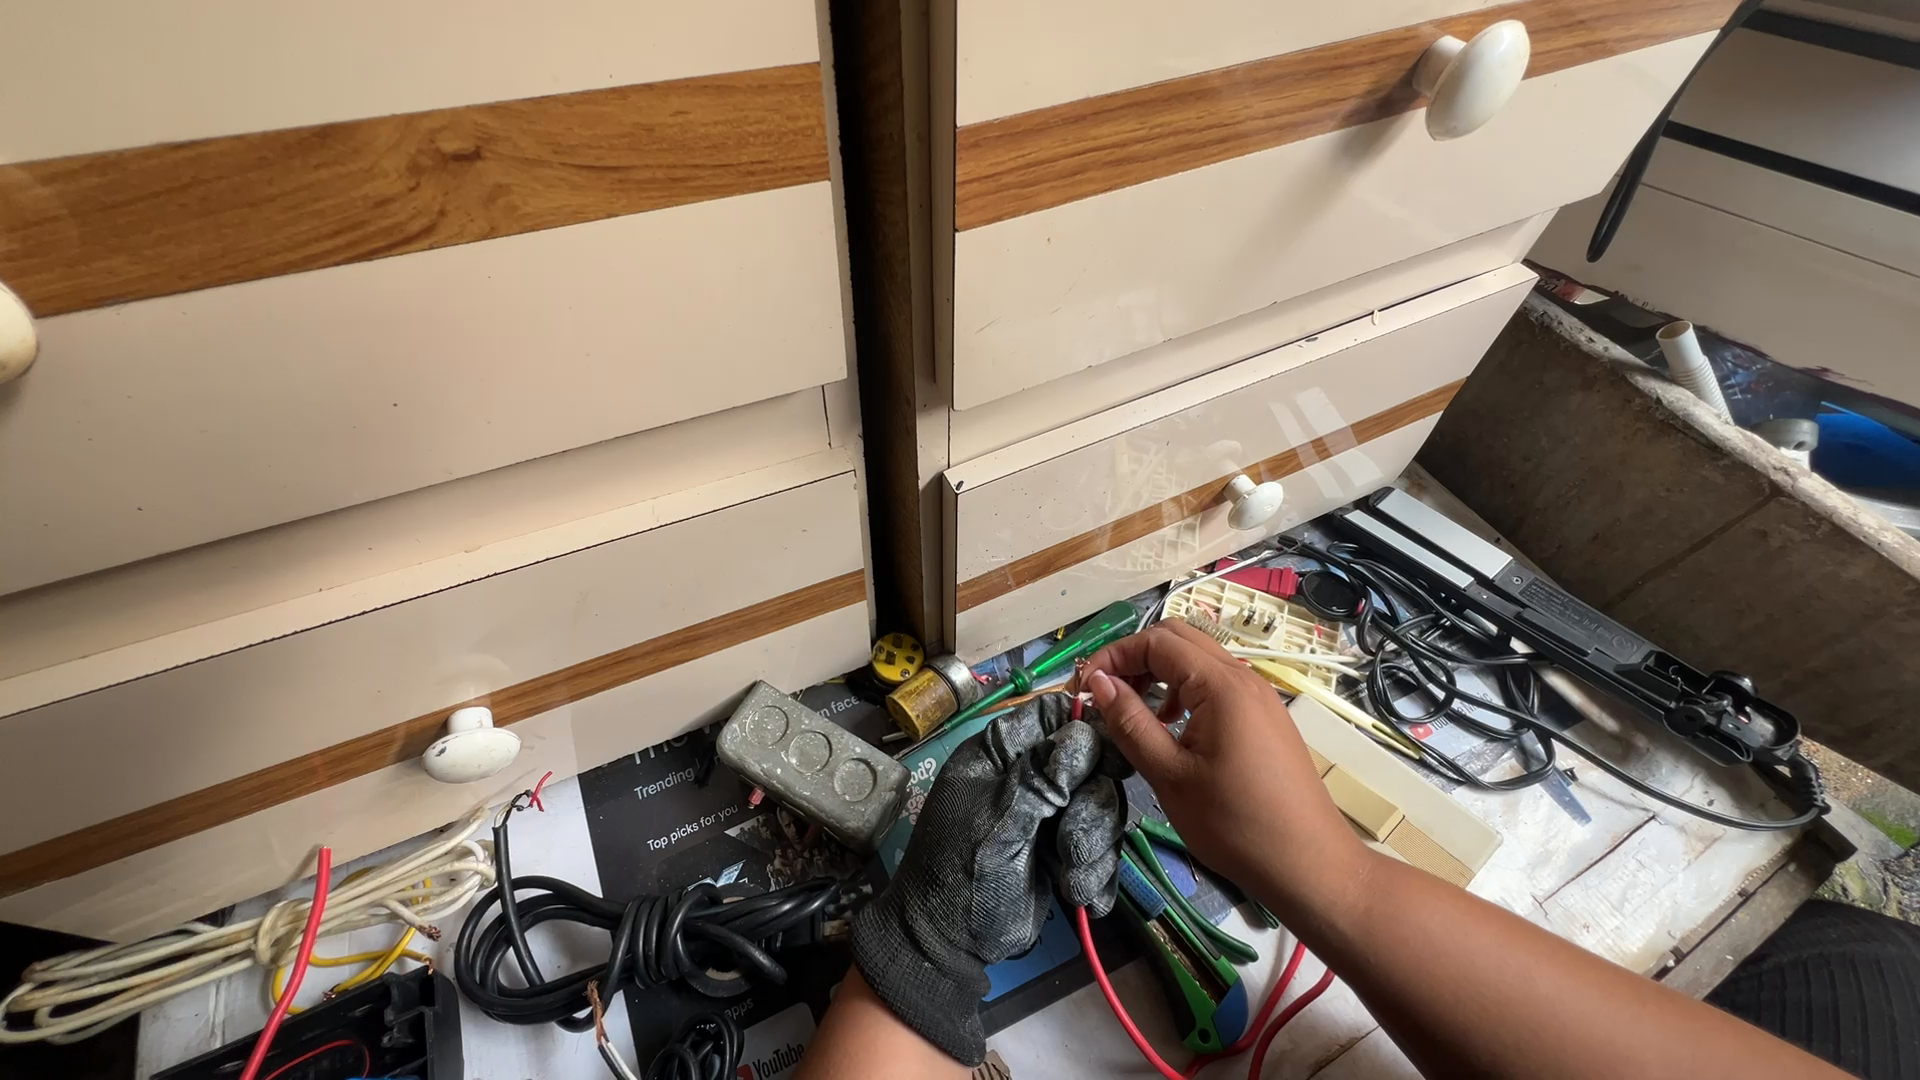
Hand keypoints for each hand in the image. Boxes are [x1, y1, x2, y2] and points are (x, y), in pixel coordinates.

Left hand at [852, 694, 1124, 1064]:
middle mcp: (1032, 775)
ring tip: (1071, 882)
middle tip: (1069, 846)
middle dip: (1091, 811)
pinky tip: (1081, 898)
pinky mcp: (1067, 851)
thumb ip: (1041, 776)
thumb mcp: (996, 818)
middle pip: (1093, 765)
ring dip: (1094, 850)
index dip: (1088, 730)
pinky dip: (1097, 875)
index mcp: (1003, 752)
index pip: (1055, 714)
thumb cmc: (958, 870)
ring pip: (1104, 808)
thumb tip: (1086, 734)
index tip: (1111, 759)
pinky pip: (1104, 848)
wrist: (949, 943)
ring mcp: (1052, 813)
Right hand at [1085, 621, 1365, 915]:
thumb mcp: (1170, 775)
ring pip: (1197, 658)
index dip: (1113, 656)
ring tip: (1134, 711)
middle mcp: (1242, 677)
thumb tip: (1098, 682)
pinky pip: (1215, 682)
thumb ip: (1130, 722)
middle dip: (1134, 657)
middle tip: (1106, 692)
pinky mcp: (1264, 715)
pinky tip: (1171, 727)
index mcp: (1220, 685)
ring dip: (1159, 672)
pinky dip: (1183, 689)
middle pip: (1177, 638)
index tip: (1084, 688)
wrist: (1310, 866)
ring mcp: (1258, 694)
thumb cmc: (1235, 824)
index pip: (1155, 642)